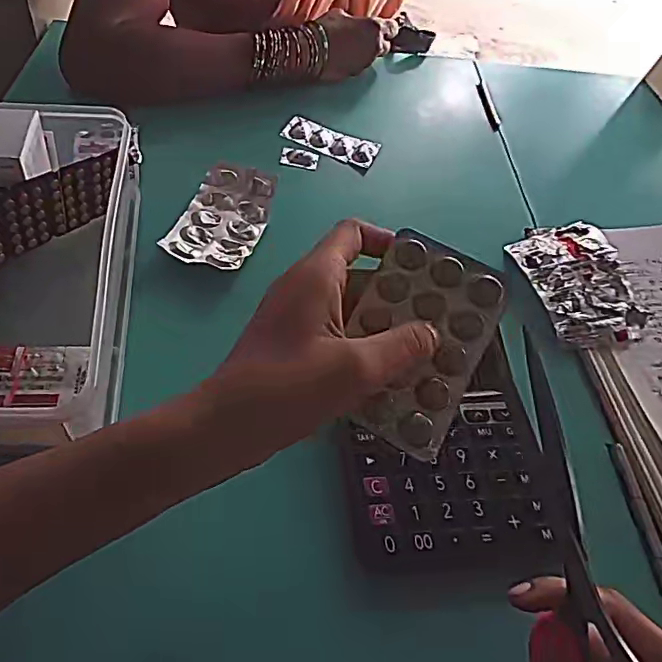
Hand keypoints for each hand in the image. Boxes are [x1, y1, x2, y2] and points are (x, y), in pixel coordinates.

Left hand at [199, 220, 437, 463]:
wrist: (226, 427)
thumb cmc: (286, 387)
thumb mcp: (355, 368)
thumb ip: (400, 347)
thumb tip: (431, 333)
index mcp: (316, 276)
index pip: (354, 234)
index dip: (391, 244)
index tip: (423, 273)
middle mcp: (305, 290)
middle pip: (361, 278)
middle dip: (400, 300)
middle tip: (435, 324)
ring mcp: (297, 320)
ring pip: (352, 314)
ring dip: (386, 332)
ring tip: (423, 358)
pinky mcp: (293, 348)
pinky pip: (338, 338)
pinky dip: (364, 352)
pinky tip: (389, 383)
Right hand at [315, 10, 391, 81]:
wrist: (310, 51)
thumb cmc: (324, 30)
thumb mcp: (340, 14)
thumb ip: (354, 20)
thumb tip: (353, 22)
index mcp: (374, 28)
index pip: (393, 28)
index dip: (388, 28)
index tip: (383, 28)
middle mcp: (375, 46)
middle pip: (386, 46)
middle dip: (378, 43)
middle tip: (365, 39)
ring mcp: (366, 62)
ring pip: (372, 58)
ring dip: (365, 53)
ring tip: (350, 48)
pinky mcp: (355, 74)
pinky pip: (359, 66)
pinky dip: (354, 62)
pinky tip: (343, 58)